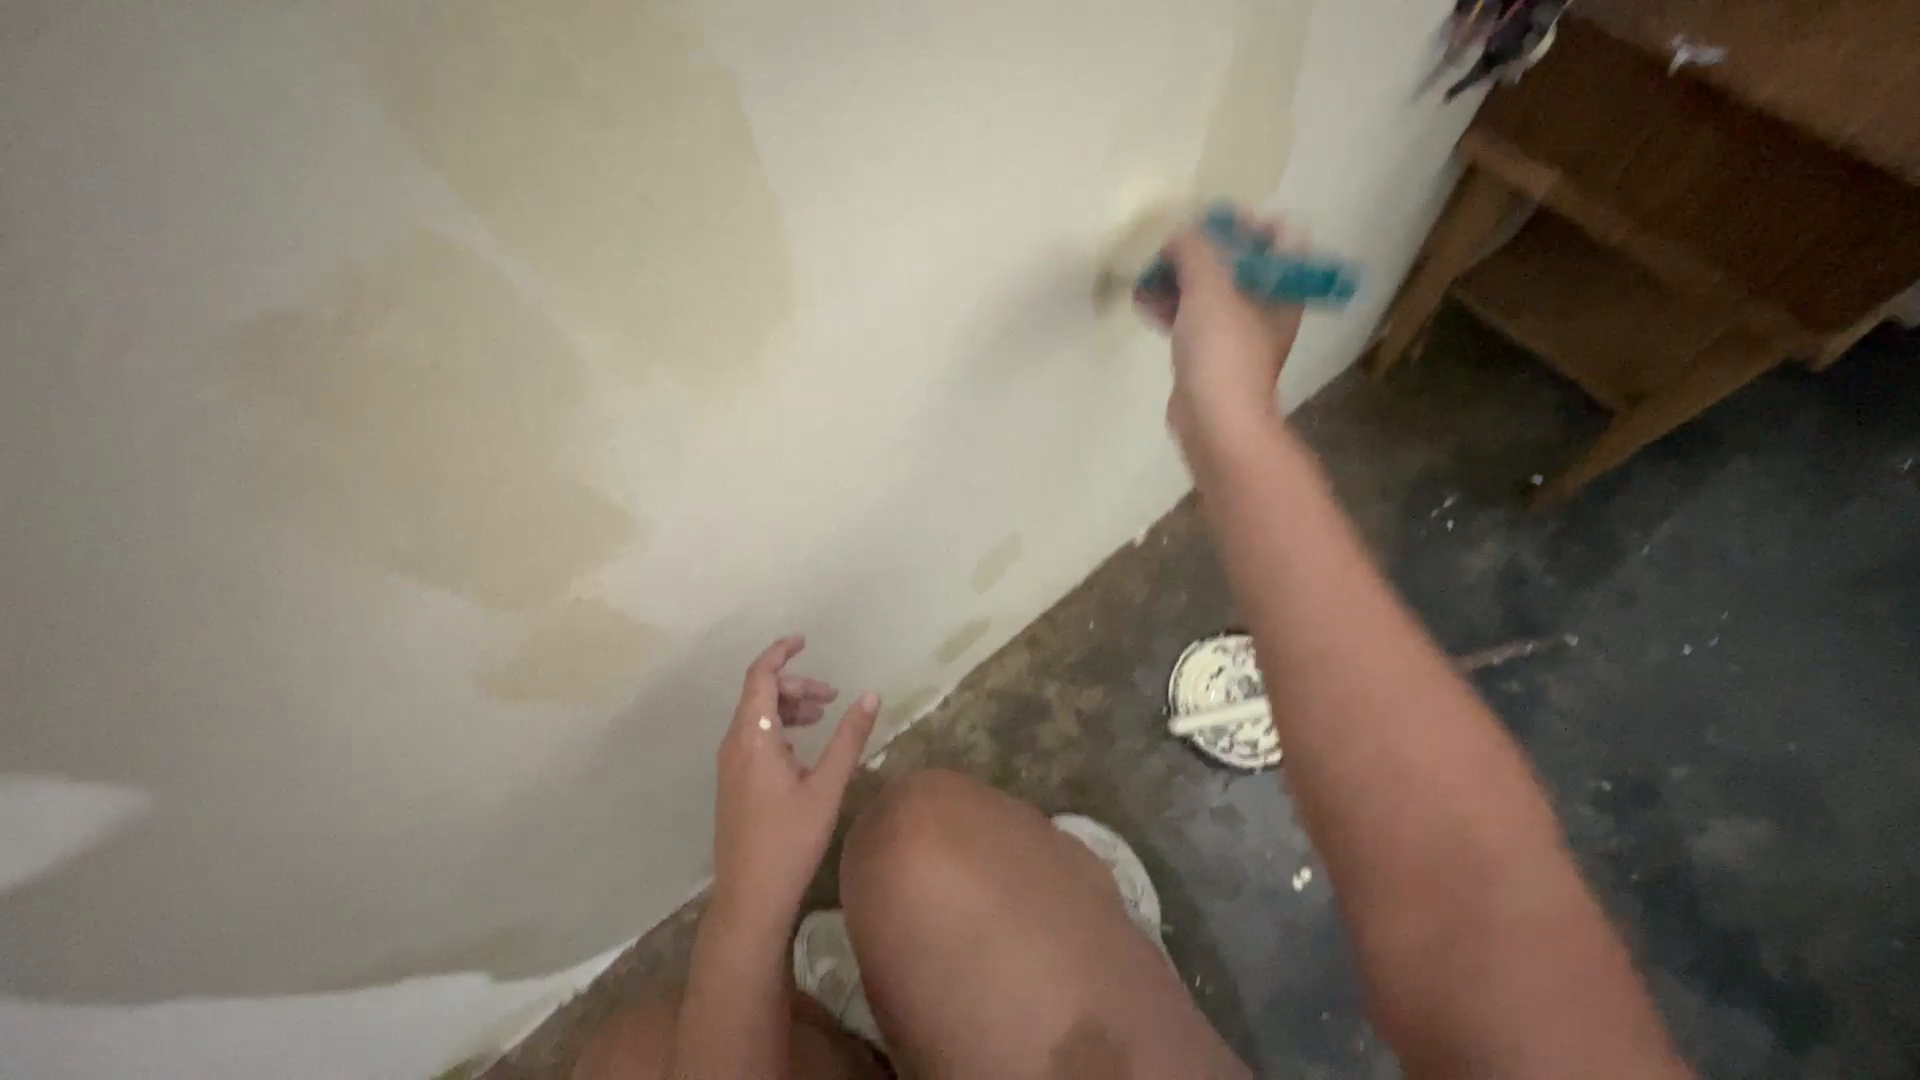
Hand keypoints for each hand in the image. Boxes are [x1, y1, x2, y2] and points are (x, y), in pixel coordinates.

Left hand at [710, 635, 879, 927]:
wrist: (750, 896)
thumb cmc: (790, 839)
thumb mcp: (828, 786)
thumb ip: (849, 738)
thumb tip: (871, 696)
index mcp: (753, 738)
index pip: (760, 677)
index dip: (780, 653)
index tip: (805, 640)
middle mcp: (734, 744)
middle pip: (760, 694)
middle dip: (796, 685)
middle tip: (833, 696)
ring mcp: (730, 765)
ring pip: (756, 717)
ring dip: (789, 707)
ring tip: (824, 716)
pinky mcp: (734, 782)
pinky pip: (753, 737)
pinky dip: (780, 728)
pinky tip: (803, 747)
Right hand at [1135, 215, 1304, 449]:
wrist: (1215, 420)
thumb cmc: (1223, 349)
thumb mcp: (1209, 286)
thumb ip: (1195, 249)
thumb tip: (1180, 234)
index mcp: (1284, 286)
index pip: (1280, 237)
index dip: (1248, 223)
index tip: (1212, 222)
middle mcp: (1267, 306)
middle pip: (1238, 263)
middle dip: (1201, 252)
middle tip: (1170, 247)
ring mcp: (1237, 333)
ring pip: (1208, 292)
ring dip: (1177, 279)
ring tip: (1146, 274)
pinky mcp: (1210, 356)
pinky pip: (1191, 320)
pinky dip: (1169, 308)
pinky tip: (1142, 302)